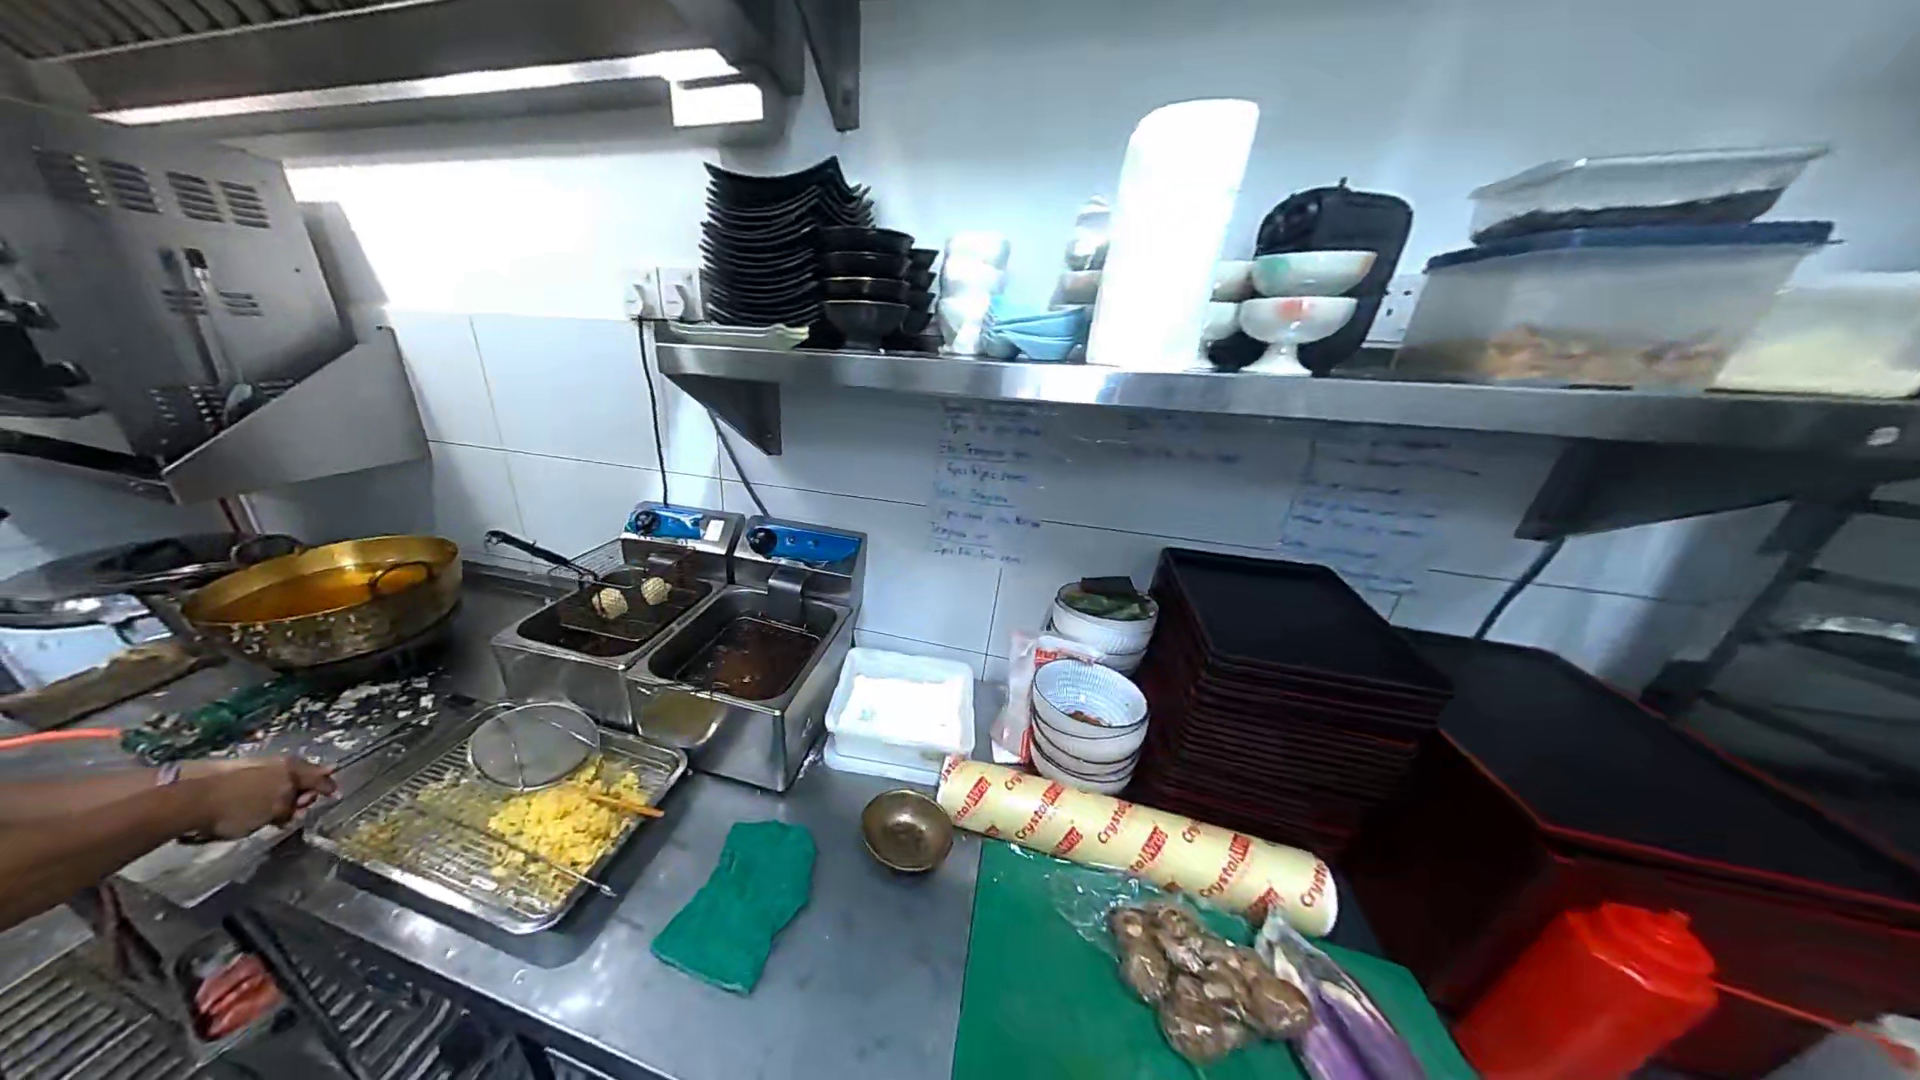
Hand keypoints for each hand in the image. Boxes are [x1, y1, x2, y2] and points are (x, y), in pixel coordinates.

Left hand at [190, 758, 336, 839]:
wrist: (190, 803)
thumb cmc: (238, 809)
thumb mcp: (273, 811)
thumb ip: (292, 808)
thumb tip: (302, 806)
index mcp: (293, 770)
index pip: (320, 778)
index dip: (328, 788)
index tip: (335, 796)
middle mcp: (280, 765)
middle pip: (302, 777)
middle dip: (306, 792)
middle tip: (303, 807)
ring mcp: (258, 768)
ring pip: (283, 780)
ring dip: (286, 794)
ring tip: (281, 810)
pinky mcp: (239, 776)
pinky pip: (265, 784)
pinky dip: (269, 794)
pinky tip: (262, 805)